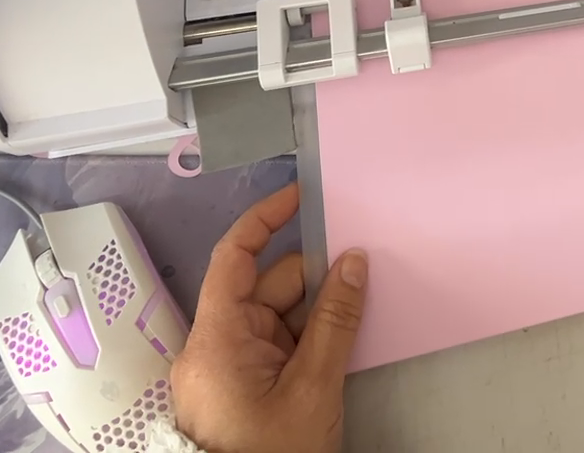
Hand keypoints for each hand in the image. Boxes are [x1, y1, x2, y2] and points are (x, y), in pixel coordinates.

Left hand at [171, 184, 368, 452]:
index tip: (304, 195)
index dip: (266, 219)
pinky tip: (347, 330)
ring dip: (320, 306)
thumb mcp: (312, 388)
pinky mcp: (246, 388)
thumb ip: (336, 319)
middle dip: (317, 274)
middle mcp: (218, 346)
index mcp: (218, 339)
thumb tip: (355, 259)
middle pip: (270, 286)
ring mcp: (232, 369)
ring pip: (282, 314)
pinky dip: (313, 332)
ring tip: (364, 300)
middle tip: (365, 262)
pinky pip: (282, 341)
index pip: (235, 257)